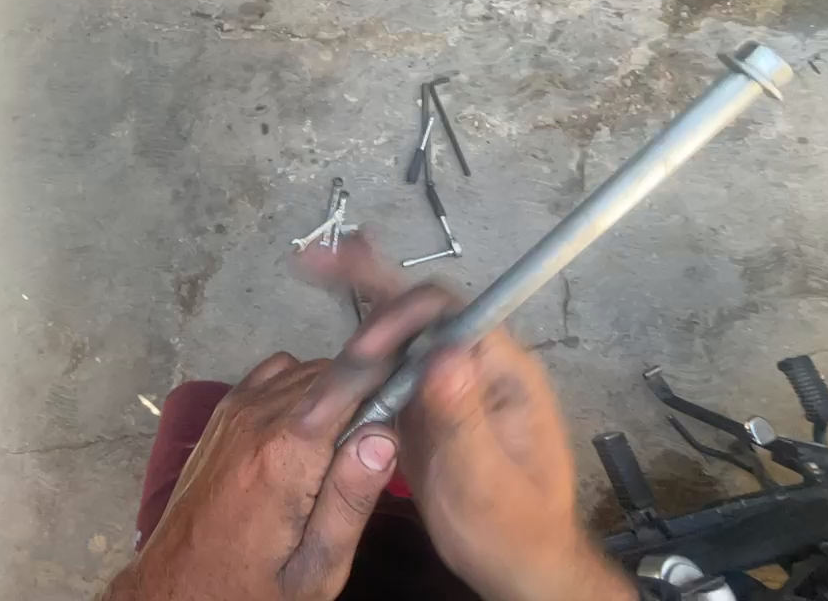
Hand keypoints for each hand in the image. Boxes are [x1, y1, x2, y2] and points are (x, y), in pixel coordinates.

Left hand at [103, 352, 401, 600]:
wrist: (176, 587)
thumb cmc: (253, 588)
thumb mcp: (315, 568)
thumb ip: (350, 499)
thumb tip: (385, 435)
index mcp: (289, 451)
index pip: (348, 379)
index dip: (385, 361)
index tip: (415, 361)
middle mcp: (260, 414)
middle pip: (331, 373)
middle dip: (364, 391)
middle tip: (378, 438)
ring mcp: (237, 405)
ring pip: (305, 370)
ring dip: (333, 390)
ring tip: (342, 442)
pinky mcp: (224, 409)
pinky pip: (274, 372)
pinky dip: (298, 384)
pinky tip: (304, 426)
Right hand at [296, 235, 635, 600]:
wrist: (515, 564)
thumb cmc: (512, 530)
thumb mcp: (486, 483)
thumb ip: (464, 418)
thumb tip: (444, 353)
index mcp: (500, 369)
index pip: (449, 314)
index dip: (401, 316)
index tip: (361, 348)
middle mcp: (470, 357)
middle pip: (416, 304)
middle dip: (367, 282)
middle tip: (315, 263)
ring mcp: (443, 371)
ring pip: (396, 321)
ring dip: (355, 292)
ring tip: (311, 264)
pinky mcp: (419, 389)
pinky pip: (384, 352)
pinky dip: (354, 322)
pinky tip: (329, 290)